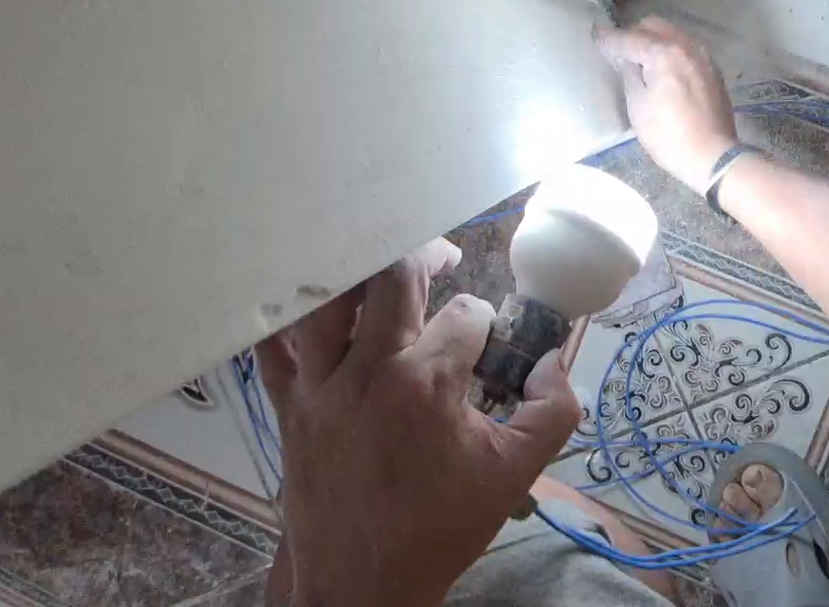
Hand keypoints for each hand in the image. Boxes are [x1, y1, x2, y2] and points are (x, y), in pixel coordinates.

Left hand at [254, 240, 579, 606]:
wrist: (362, 590)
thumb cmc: (442, 526)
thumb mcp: (517, 470)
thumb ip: (554, 408)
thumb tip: (551, 359)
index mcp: (426, 385)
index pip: (466, 314)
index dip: (486, 322)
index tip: (488, 347)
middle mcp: (368, 372)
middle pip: (393, 275)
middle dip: (429, 254)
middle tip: (447, 260)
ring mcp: (319, 388)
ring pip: (328, 297)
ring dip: (364, 274)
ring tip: (389, 275)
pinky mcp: (288, 407)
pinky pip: (274, 346)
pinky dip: (294, 319)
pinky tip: (324, 310)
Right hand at [595, 17, 740, 192]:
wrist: (712, 156)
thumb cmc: (668, 135)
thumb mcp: (638, 107)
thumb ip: (630, 74)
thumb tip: (628, 59)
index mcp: (664, 53)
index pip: (630, 38)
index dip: (609, 38)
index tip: (596, 36)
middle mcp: (686, 46)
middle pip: (654, 26)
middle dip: (634, 34)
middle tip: (619, 51)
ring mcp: (703, 56)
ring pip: (673, 34)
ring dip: (654, 41)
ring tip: (641, 60)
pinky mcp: (713, 69)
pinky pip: (686, 48)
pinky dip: (671, 50)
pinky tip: (663, 68)